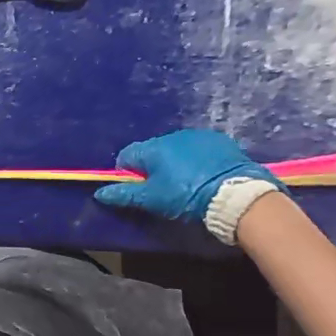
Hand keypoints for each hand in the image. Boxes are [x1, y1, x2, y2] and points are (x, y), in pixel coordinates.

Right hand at [93, 128, 282, 243]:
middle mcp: (172, 136)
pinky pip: (200, 149)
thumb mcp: (152, 200)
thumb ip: (124, 194)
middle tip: (163, 191)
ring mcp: (198, 136)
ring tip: (187, 185)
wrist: (236, 194)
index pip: (127, 156)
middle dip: (153, 168)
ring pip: (176, 150)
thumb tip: (99, 193)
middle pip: (152, 152)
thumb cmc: (186, 196)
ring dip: (176, 163)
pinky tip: (205, 177)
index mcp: (152, 148)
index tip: (138, 190)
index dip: (128, 174)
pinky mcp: (220, 141)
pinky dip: (198, 161)